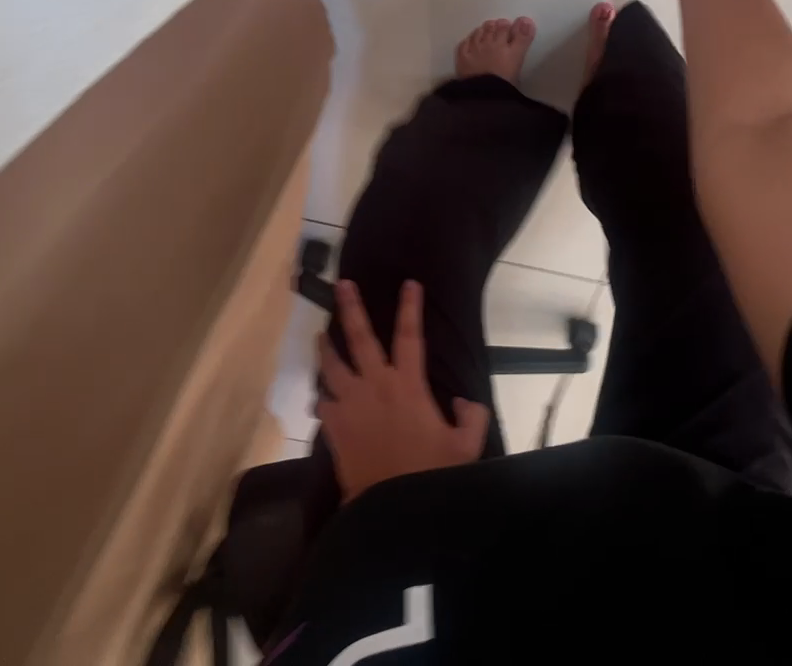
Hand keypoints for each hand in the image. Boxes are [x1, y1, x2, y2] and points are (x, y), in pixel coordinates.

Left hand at [316, 279, 490, 501]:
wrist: (389, 507)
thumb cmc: (429, 473)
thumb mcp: (465, 446)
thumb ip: (471, 418)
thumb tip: (463, 403)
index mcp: (408, 385)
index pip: (410, 336)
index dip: (410, 308)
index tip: (409, 284)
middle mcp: (375, 386)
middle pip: (359, 339)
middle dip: (351, 309)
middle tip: (342, 285)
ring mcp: (350, 404)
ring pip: (331, 366)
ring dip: (325, 348)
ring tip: (320, 335)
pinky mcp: (334, 426)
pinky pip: (322, 401)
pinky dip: (322, 394)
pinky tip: (322, 393)